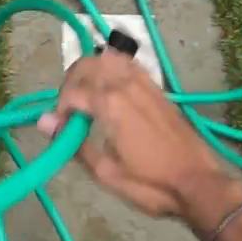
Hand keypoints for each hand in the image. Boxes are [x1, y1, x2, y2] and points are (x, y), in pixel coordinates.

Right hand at [36, 50, 241, 221]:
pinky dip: (111, 65)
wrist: (197, 182)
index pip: (72, 93)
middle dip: (69, 82)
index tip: (59, 127)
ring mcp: (141, 81)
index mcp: (110, 104)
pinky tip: (109, 83)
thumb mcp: (107, 173)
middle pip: (86, 65)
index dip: (59, 109)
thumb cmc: (151, 183)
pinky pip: (127, 62)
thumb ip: (75, 143)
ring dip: (89, 69)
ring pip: (106, 57)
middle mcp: (124, 84)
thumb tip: (44, 122)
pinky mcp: (155, 85)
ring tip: (85, 91)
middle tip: (68, 108)